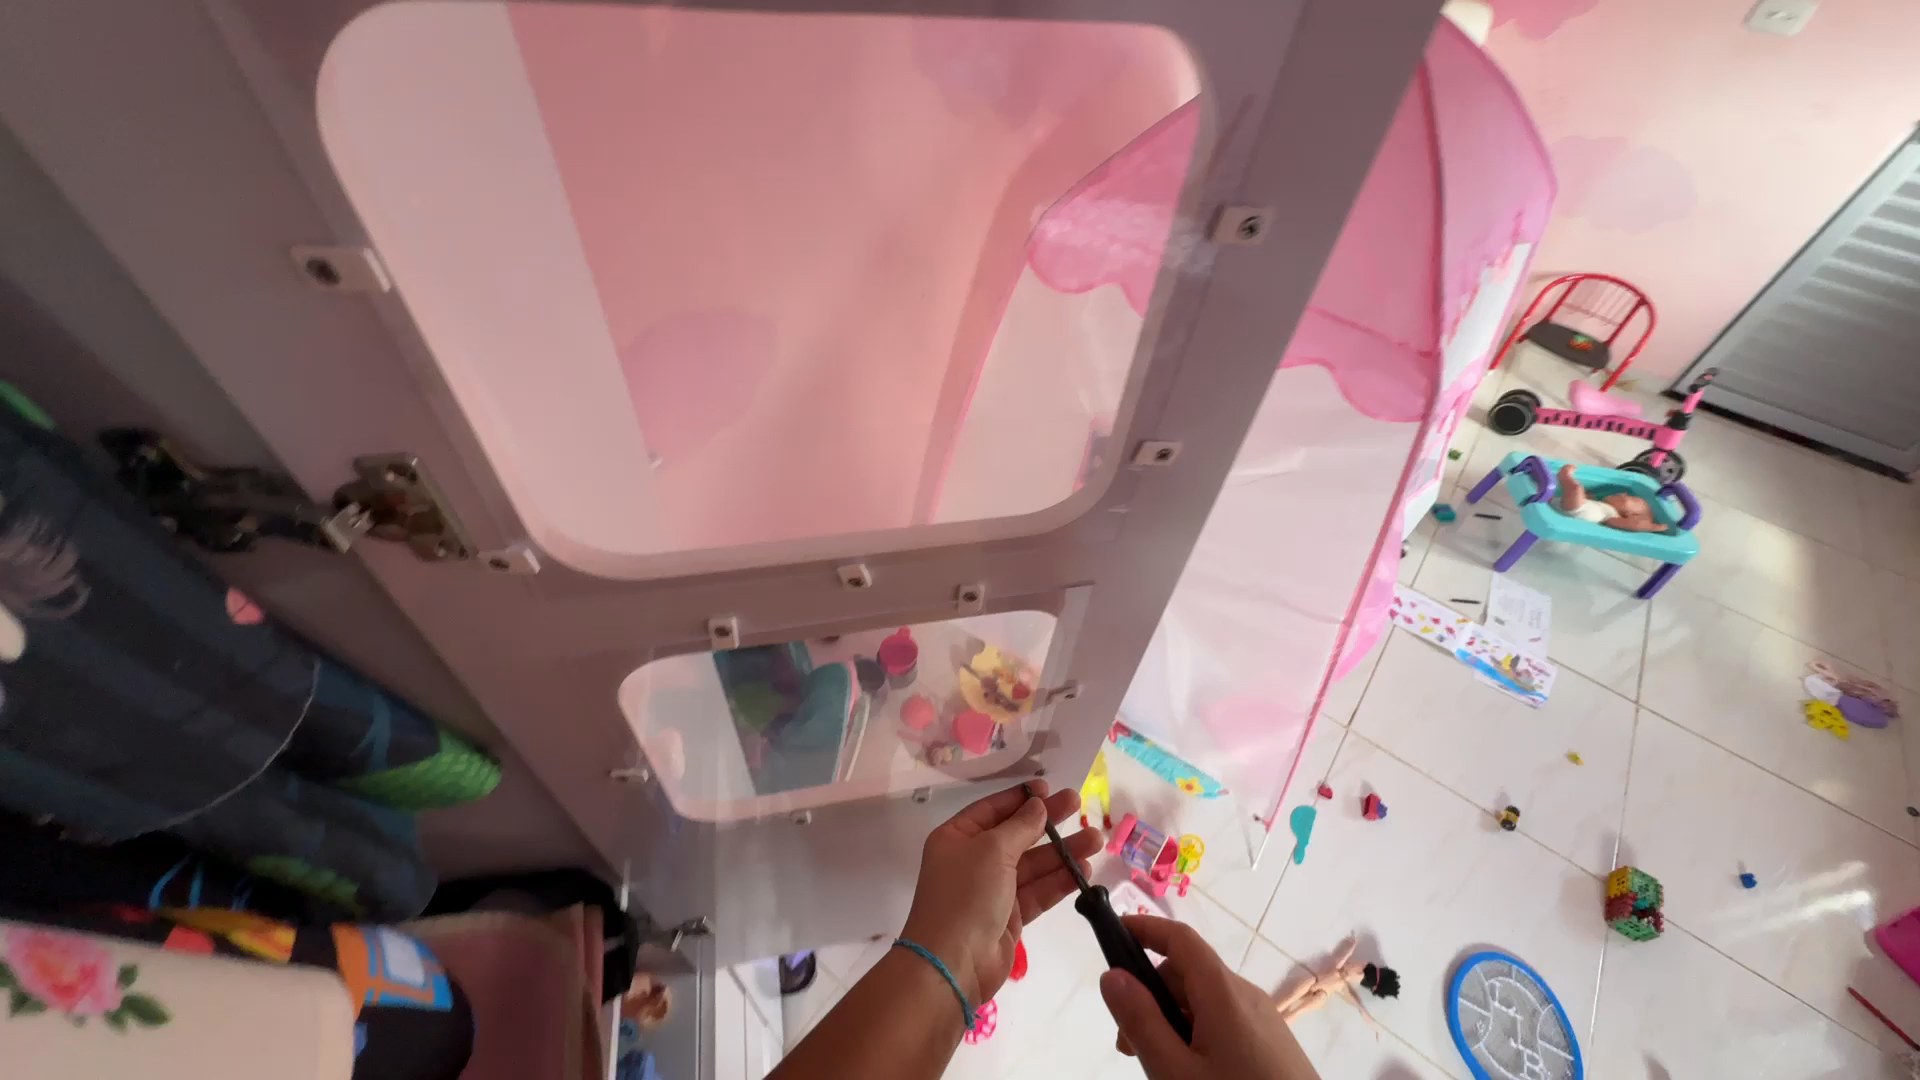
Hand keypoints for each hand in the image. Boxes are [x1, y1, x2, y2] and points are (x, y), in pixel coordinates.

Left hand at [900, 781, 1101, 1004]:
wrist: (954, 964)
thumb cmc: (966, 895)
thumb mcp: (992, 850)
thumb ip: (1020, 826)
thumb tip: (1037, 805)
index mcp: (957, 837)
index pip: (992, 809)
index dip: (1020, 798)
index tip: (1047, 788)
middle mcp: (973, 860)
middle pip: (1016, 834)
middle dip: (1048, 821)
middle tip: (1077, 803)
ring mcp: (992, 889)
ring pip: (1032, 864)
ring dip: (1062, 852)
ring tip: (1095, 839)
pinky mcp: (1009, 917)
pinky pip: (1037, 891)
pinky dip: (1059, 881)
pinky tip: (1084, 870)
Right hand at [1102, 915, 1320, 1079]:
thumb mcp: (1176, 1074)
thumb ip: (1141, 1021)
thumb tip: (1111, 974)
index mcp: (1222, 991)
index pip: (1179, 937)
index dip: (1145, 929)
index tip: (1112, 936)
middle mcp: (1246, 995)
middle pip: (1187, 974)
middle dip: (1151, 995)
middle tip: (1126, 1043)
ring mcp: (1266, 1022)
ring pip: (1205, 1003)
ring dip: (1173, 1021)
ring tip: (1159, 1069)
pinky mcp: (1276, 1049)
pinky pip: (1225, 1025)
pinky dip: (1198, 1037)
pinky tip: (1193, 1076)